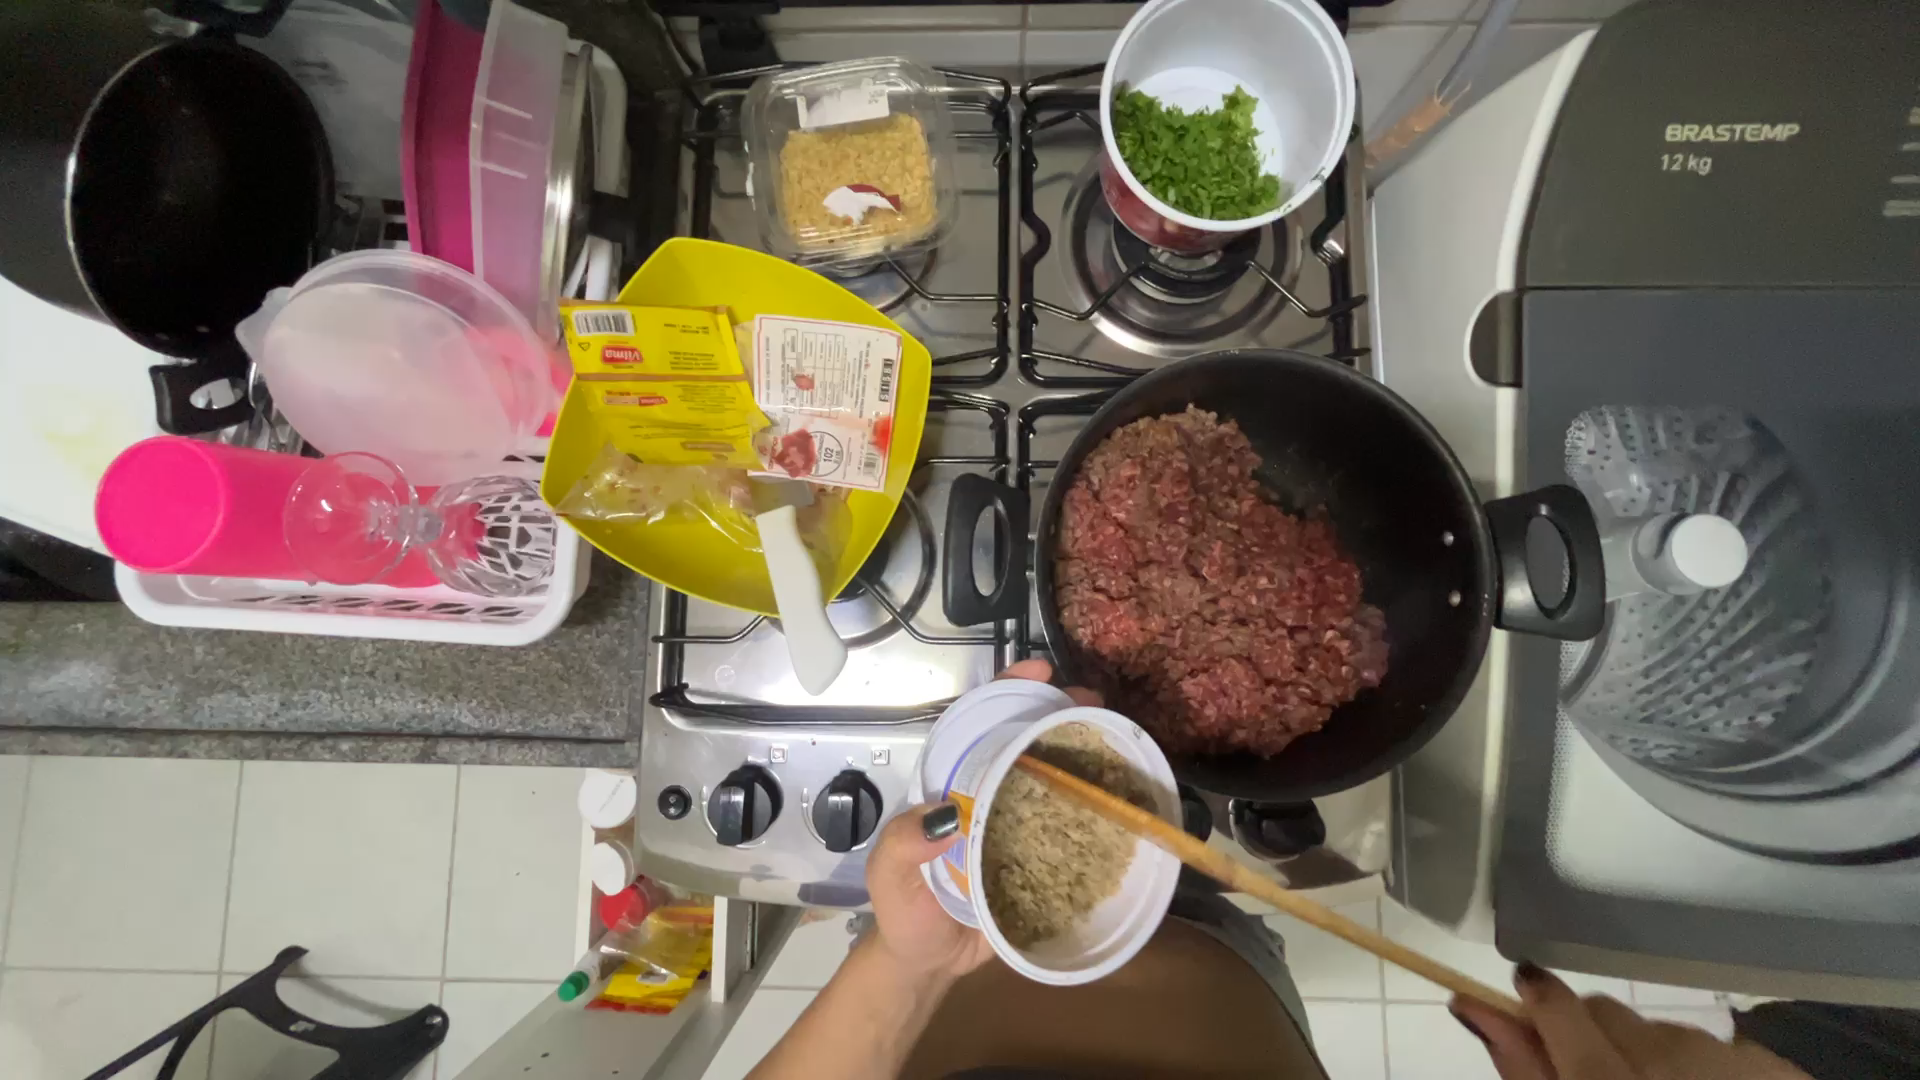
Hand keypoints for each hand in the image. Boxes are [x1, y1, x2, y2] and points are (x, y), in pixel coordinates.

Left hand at [863, 659, 1098, 980]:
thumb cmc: (905, 914)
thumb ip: (902, 845)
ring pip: (1052, 773)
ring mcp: (1020, 823)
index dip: (1008, 691)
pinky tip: (1119, 795)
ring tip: (1112, 733)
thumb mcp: (888, 877)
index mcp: (952, 783)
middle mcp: (989, 793)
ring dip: (1081, 747)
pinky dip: (1094, 804)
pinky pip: (1071, 823)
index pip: (979, 725)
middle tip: (1090, 700)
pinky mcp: (1044, 856)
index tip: (1040, 671)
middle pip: (1023, 739)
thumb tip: (945, 814)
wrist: (931, 965)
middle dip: (1055, 710)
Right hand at [1450, 966, 1811, 1079]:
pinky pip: (1726, 1048)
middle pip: (1605, 1011)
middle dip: (1597, 1035)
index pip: (1555, 1003)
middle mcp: (1669, 1064)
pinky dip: (1714, 1072)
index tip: (1530, 998)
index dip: (1538, 998)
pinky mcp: (1780, 1072)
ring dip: (1656, 1057)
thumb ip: (1522, 1069)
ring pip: (1664, 1030)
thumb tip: (1469, 1003)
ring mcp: (1731, 1066)